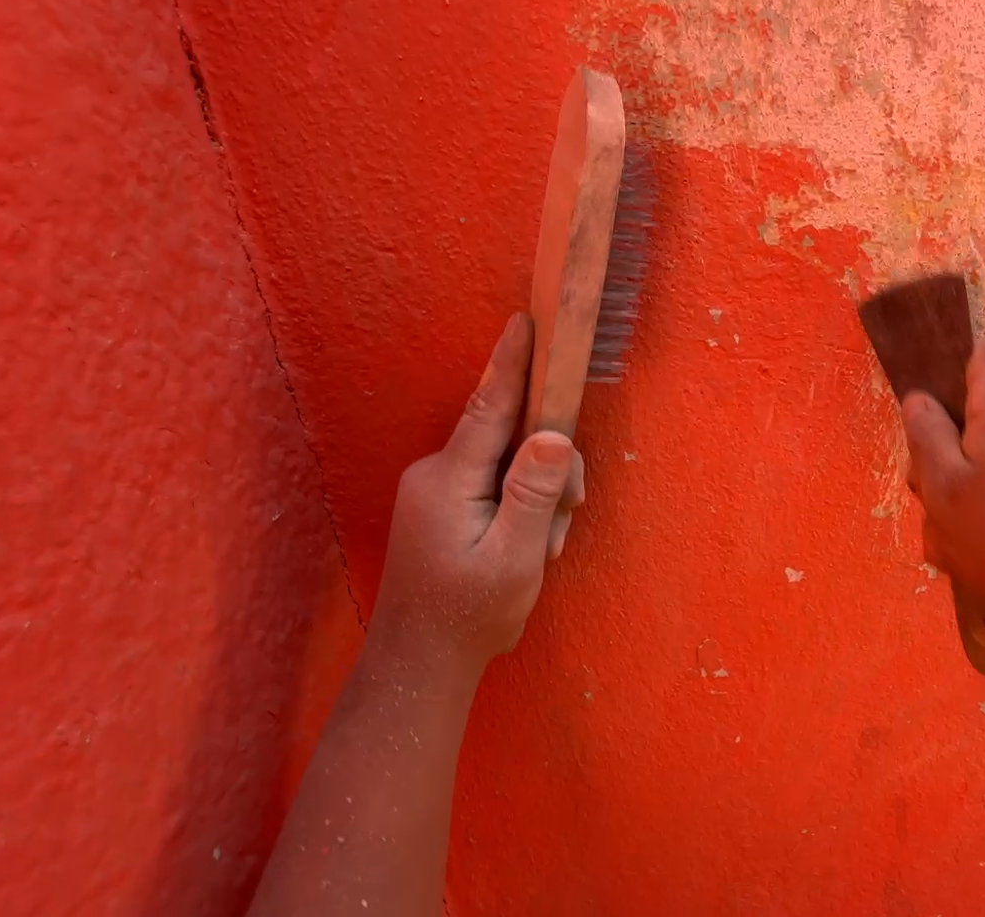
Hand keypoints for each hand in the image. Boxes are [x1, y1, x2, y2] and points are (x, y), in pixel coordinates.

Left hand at [369, 313, 585, 676]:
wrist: (421, 663)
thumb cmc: (470, 615)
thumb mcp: (515, 557)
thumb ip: (533, 493)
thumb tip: (552, 433)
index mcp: (449, 481)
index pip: (488, 408)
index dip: (510, 364)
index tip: (525, 321)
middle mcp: (438, 472)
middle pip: (511, 437)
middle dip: (550, 469)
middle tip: (563, 522)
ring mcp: (439, 487)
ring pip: (510, 461)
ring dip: (540, 495)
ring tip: (543, 547)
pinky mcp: (445, 502)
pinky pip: (497, 480)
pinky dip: (524, 503)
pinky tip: (531, 542)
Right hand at [899, 338, 984, 650]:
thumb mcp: (942, 485)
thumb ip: (925, 434)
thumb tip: (919, 399)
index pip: (979, 352)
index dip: (944, 367)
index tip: (920, 407)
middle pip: (971, 408)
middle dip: (940, 442)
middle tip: (929, 486)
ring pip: (978, 452)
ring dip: (953, 484)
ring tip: (948, 528)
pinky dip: (976, 506)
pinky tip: (966, 546)